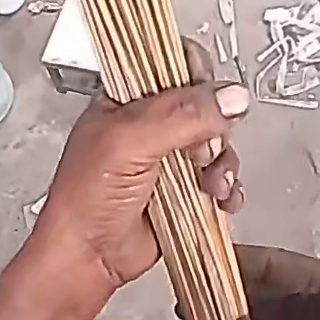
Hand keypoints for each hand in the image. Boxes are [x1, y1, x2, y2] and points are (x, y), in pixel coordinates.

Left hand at [33, 39, 248, 294]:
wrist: (89, 256)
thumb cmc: (87, 198)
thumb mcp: (129, 142)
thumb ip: (182, 115)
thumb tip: (232, 97)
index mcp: (128, 97)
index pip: (173, 62)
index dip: (197, 76)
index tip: (206, 100)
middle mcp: (151, 123)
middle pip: (206, 104)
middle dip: (216, 129)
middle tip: (200, 151)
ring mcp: (170, 158)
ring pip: (218, 143)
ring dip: (224, 164)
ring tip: (212, 184)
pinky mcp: (185, 189)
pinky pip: (221, 179)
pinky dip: (229, 189)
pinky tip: (223, 199)